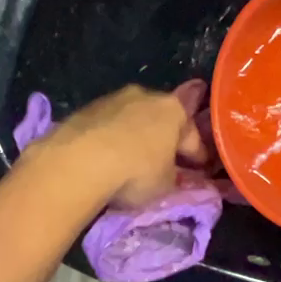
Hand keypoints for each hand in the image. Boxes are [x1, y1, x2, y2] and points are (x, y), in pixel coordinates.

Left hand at [40, 84, 207, 207]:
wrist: (80, 161)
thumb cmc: (136, 172)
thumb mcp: (167, 185)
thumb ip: (176, 178)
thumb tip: (177, 176)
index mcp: (173, 110)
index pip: (193, 135)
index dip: (198, 156)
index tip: (201, 172)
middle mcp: (145, 96)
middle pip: (161, 119)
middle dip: (165, 139)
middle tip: (166, 161)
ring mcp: (113, 99)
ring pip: (133, 118)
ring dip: (136, 136)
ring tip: (133, 159)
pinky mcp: (85, 109)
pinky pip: (108, 125)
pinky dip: (111, 138)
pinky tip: (107, 156)